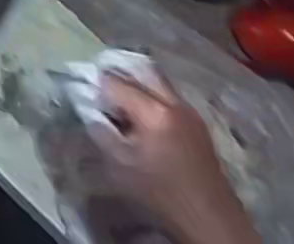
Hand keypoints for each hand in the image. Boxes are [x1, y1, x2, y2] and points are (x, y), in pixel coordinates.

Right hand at [95, 74, 260, 243]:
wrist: (212, 223)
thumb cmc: (161, 194)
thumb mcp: (119, 164)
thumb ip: (98, 127)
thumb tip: (85, 103)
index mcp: (154, 111)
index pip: (113, 81)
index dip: (94, 83)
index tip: (81, 90)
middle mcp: (174, 102)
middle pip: (139, 69)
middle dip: (116, 72)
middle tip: (99, 85)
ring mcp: (190, 111)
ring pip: (155, 80)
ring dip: (134, 83)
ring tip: (118, 100)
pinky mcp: (197, 123)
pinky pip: (167, 94)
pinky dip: (149, 94)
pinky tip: (140, 115)